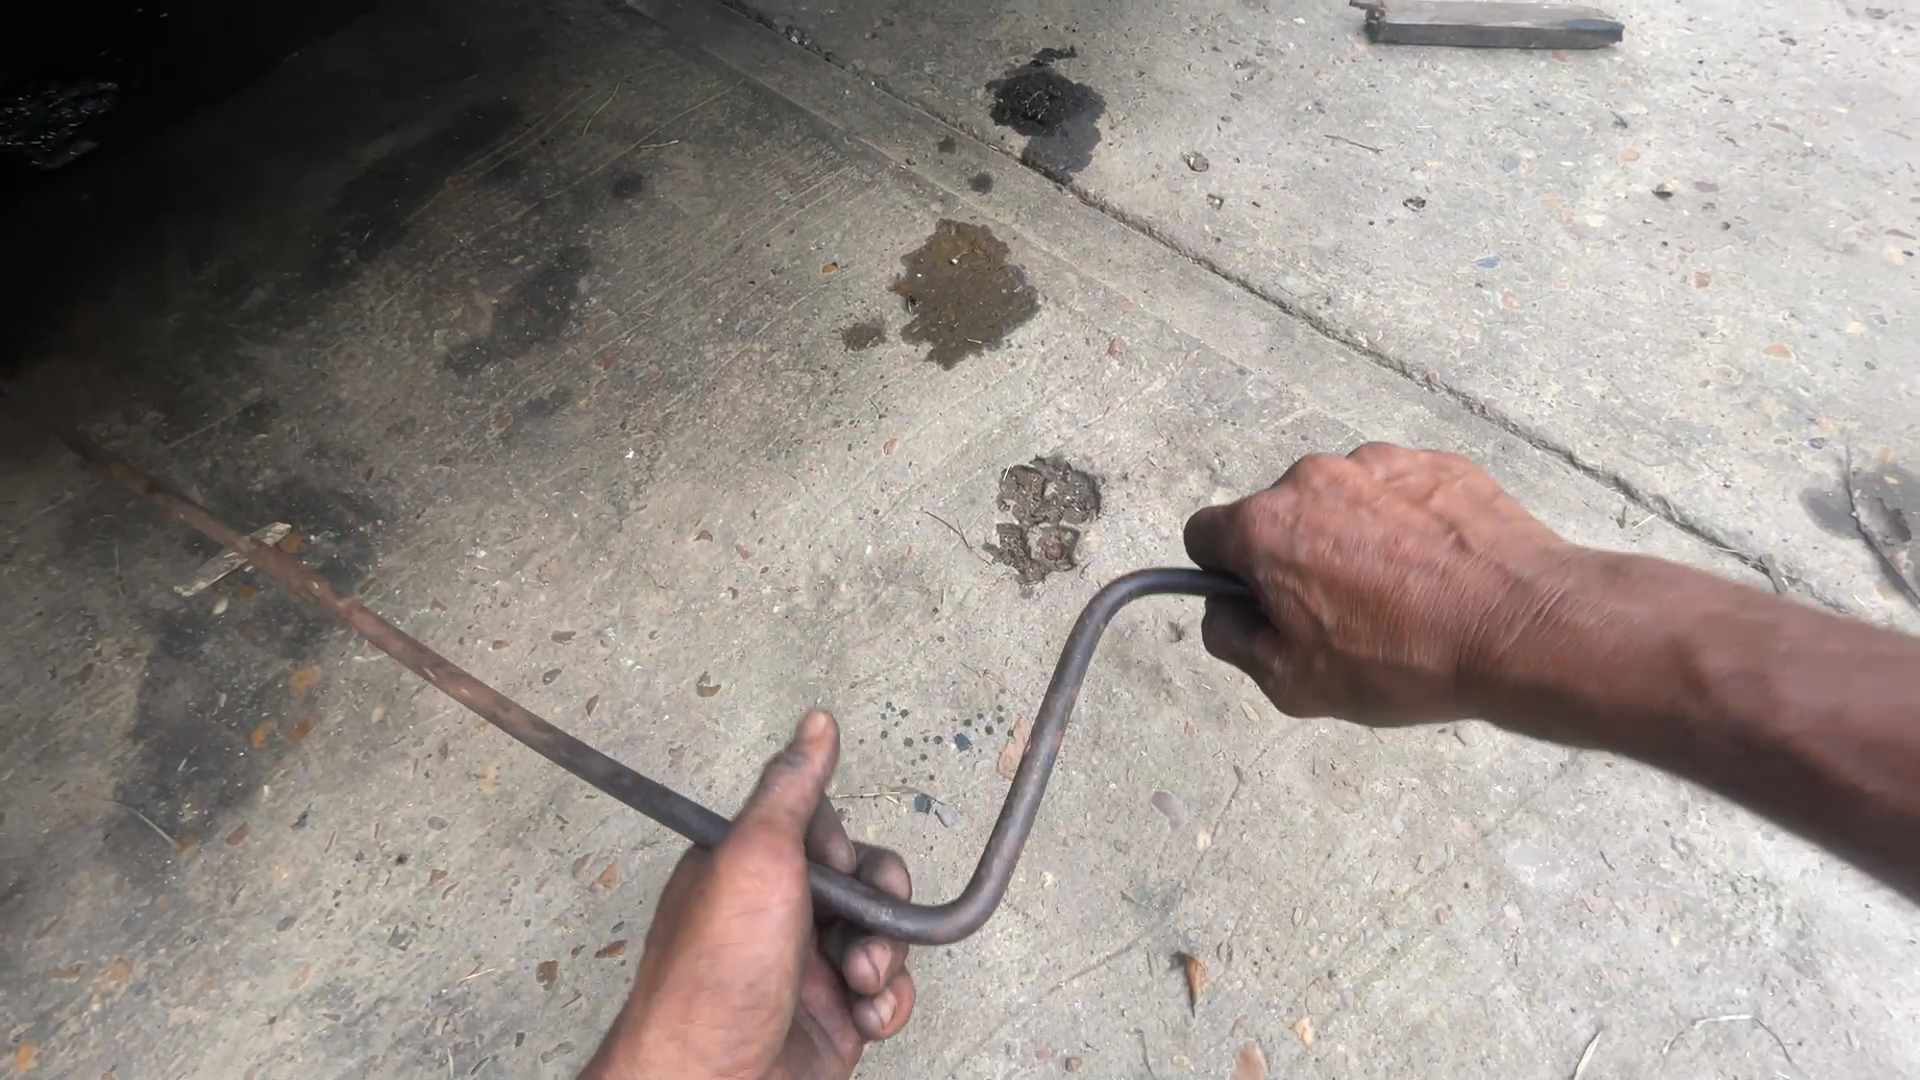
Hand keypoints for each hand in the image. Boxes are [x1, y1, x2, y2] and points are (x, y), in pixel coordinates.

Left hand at [581, 710, 915, 1079]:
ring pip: (883, 935)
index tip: (831, 870)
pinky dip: (888, 1001)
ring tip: (861, 983)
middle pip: (866, 880)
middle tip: (864, 931)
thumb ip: (793, 784)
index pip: (826, 830)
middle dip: (880, 903)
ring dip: (886, 956)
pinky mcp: (834, 1018)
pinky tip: (867, 1015)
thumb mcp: (757, 854)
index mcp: (755, 868)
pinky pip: (885, 992)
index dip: (841, 848)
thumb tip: (817, 719)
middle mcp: (781, 913)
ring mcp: (809, 967)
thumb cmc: (719, 971)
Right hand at [1183, 443, 1580, 724]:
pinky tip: (1435, 563)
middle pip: (1273, 516)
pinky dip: (1399, 520)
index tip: (1262, 601)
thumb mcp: (1288, 681)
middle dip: (1288, 553)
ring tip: (1398, 586)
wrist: (1530, 629)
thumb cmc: (1398, 660)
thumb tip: (1223, 607)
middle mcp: (1308, 479)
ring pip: (1333, 500)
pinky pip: (1391, 490)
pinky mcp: (1433, 461)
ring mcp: (1375, 462)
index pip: (1204, 534)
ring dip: (1345, 533)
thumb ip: (1227, 637)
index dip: (1223, 572)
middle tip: (1338, 606)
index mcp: (1262, 526)